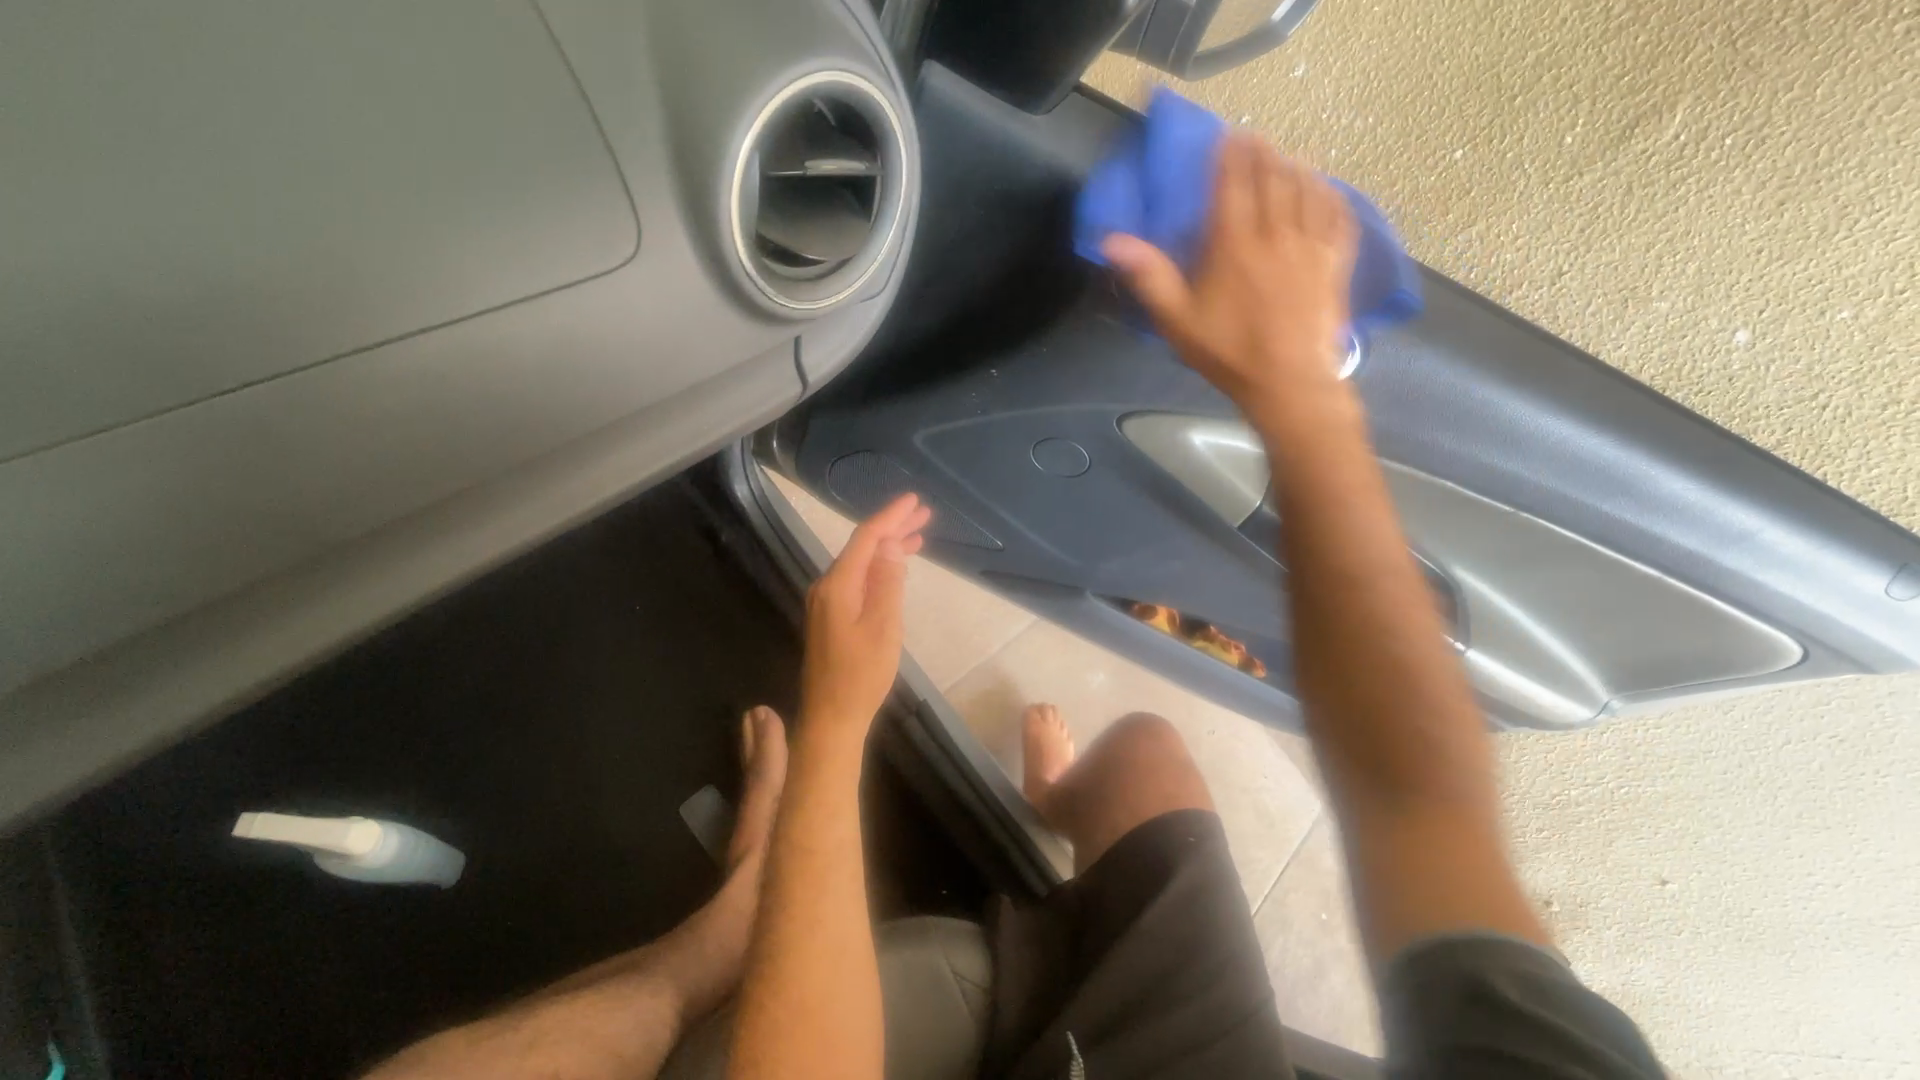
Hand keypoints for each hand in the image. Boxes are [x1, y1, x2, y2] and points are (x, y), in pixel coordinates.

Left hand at [798, 493, 931, 736]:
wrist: (832, 717)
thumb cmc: (862, 676)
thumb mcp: (884, 627)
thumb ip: (888, 582)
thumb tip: (891, 544)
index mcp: (837, 586)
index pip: (865, 538)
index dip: (890, 517)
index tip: (914, 500)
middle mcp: (827, 587)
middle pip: (861, 547)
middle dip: (892, 528)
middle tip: (925, 515)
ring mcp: (827, 603)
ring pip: (860, 563)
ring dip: (888, 548)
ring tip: (919, 536)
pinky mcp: (831, 617)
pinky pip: (857, 580)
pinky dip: (879, 568)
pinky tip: (895, 568)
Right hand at [1102, 134, 1358, 421]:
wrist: (1288, 382)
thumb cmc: (1228, 352)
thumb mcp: (1177, 320)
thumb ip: (1149, 276)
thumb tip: (1111, 240)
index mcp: (1234, 245)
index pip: (1233, 186)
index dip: (1230, 157)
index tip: (1228, 135)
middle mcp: (1276, 235)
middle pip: (1272, 180)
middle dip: (1263, 154)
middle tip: (1256, 137)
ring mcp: (1311, 247)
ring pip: (1307, 191)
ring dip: (1295, 167)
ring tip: (1287, 156)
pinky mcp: (1335, 264)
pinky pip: (1338, 217)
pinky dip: (1331, 196)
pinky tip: (1326, 189)